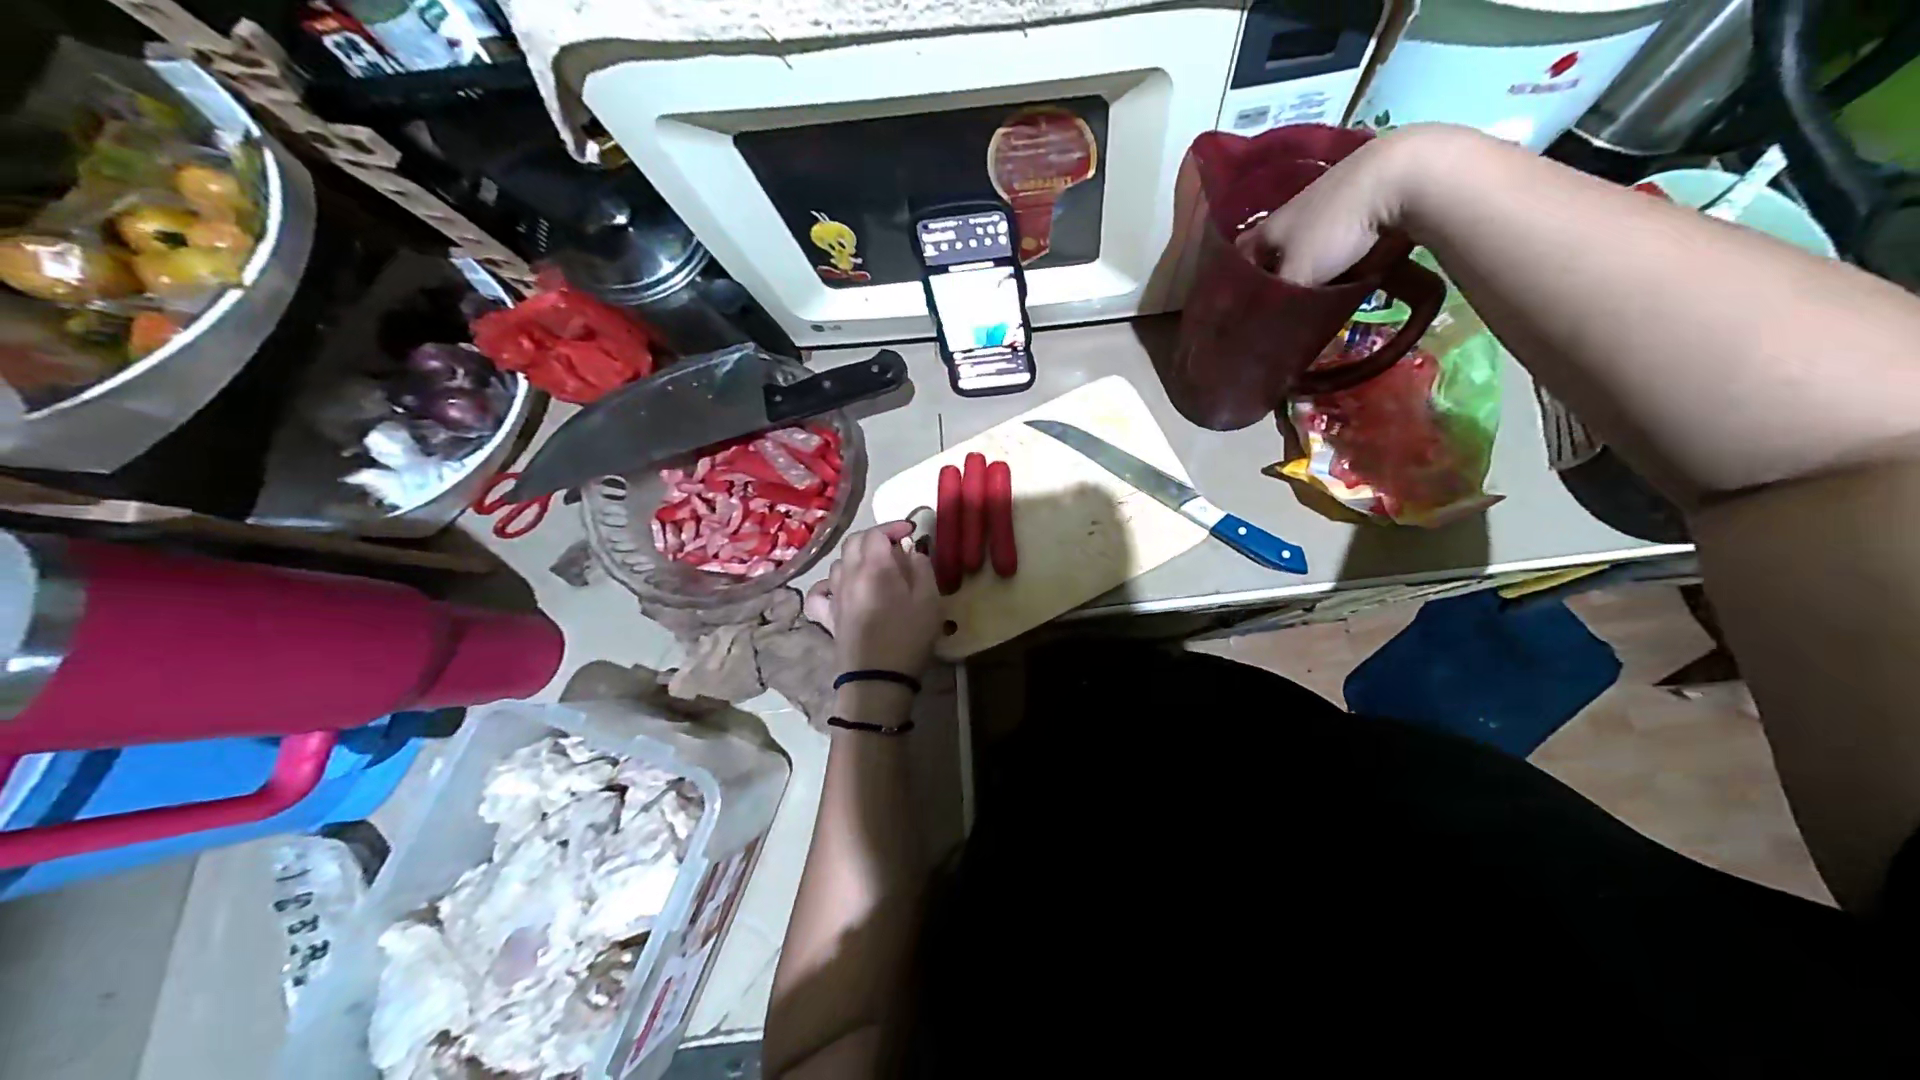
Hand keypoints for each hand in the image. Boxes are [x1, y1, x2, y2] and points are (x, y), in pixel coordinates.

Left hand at [804, 520, 942, 677]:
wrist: (877, 679)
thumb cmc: (908, 637)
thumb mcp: (929, 599)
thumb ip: (921, 568)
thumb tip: (911, 552)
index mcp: (874, 566)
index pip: (876, 532)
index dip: (893, 527)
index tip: (910, 532)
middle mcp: (849, 574)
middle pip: (854, 542)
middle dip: (874, 538)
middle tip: (895, 547)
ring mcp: (835, 595)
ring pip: (838, 563)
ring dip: (856, 558)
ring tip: (875, 568)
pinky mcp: (828, 616)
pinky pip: (820, 592)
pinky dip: (829, 585)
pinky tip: (840, 589)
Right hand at [1235, 124, 1447, 286]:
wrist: (1398, 178)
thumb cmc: (1334, 229)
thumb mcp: (1299, 276)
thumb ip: (1280, 304)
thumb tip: (1263, 334)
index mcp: (1268, 228)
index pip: (1239, 256)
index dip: (1238, 280)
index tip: (1243, 305)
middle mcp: (1289, 213)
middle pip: (1272, 248)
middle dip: (1272, 272)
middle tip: (1279, 301)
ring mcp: (1324, 203)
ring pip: (1303, 240)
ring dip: (1304, 261)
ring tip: (1311, 290)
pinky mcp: (1357, 201)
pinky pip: (1335, 234)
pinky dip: (1334, 250)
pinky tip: (1343, 267)